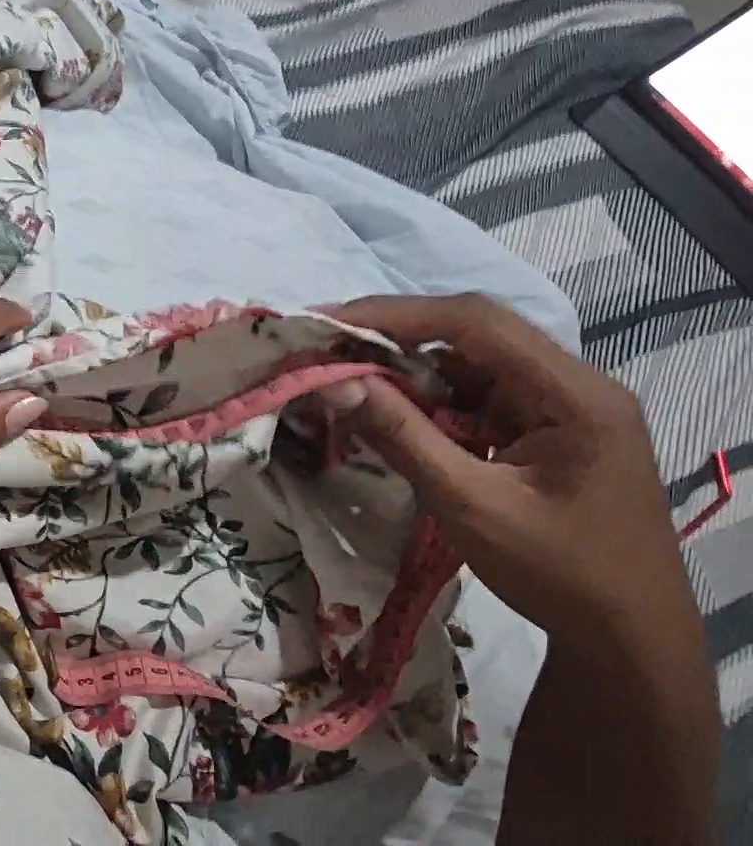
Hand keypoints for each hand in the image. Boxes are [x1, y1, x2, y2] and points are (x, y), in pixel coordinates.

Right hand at [323, 293, 691, 653]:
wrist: (626, 634)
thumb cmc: (558, 571)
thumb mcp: (469, 504)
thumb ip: (402, 436)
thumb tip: (333, 382)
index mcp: (575, 395)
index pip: (476, 322)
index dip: (394, 313)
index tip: (325, 323)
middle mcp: (572, 384)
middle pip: (470, 331)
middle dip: (392, 332)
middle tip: (322, 344)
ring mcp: (557, 404)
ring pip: (466, 359)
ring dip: (403, 365)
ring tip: (340, 375)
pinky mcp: (540, 425)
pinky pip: (471, 391)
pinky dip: (422, 394)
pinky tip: (383, 407)